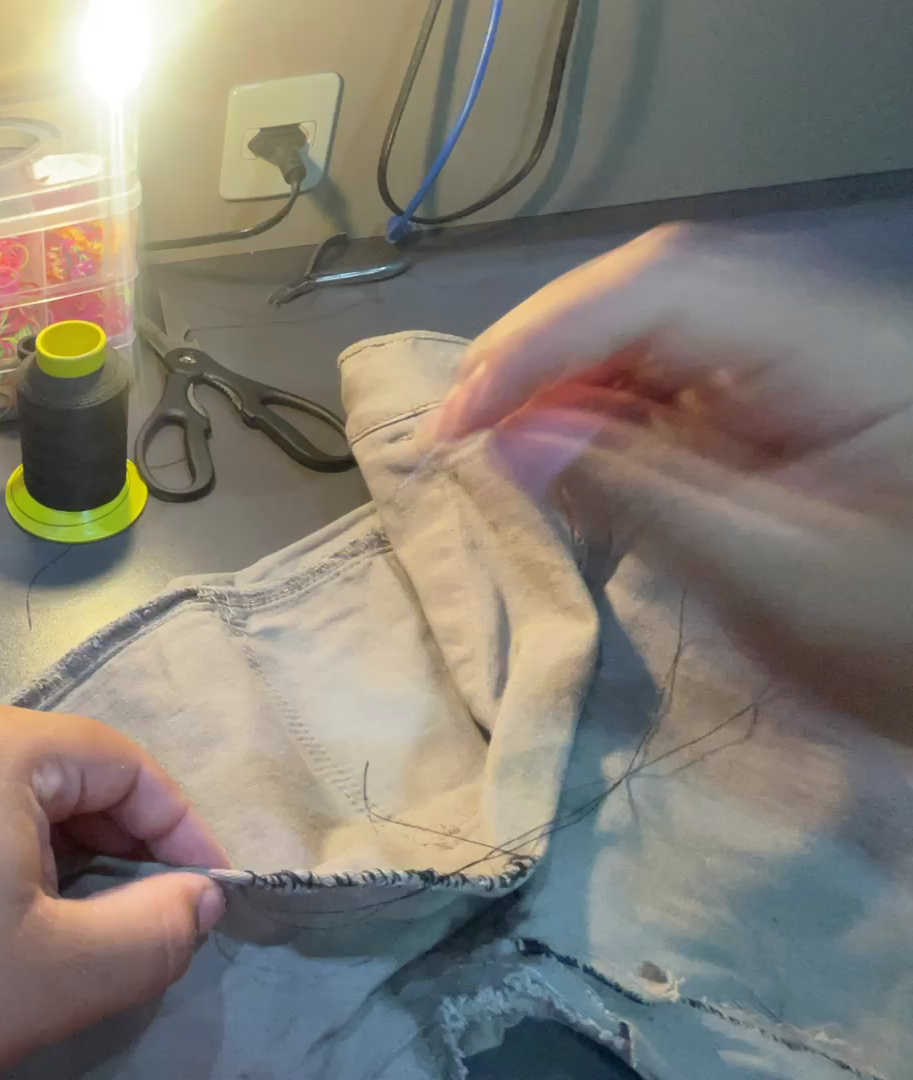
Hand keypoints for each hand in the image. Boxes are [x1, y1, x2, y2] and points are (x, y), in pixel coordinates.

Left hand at [0, 703, 229, 1079]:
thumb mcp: (64, 970)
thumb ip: (159, 927)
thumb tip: (203, 894)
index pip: (116, 756)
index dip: (177, 820)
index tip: (211, 887)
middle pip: (57, 762)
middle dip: (113, 832)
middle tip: (140, 907)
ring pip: (1, 780)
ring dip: (53, 838)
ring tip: (67, 911)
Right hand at [437, 223, 912, 724]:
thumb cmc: (908, 636)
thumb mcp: (774, 579)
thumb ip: (638, 495)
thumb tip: (507, 437)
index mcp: (855, 356)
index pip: (668, 288)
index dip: (542, 337)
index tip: (461, 423)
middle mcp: (823, 329)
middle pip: (648, 285)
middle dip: (531, 346)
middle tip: (458, 425)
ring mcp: (794, 356)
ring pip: (638, 319)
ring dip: (545, 370)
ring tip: (488, 434)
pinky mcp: (766, 392)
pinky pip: (649, 366)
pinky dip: (575, 397)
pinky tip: (548, 443)